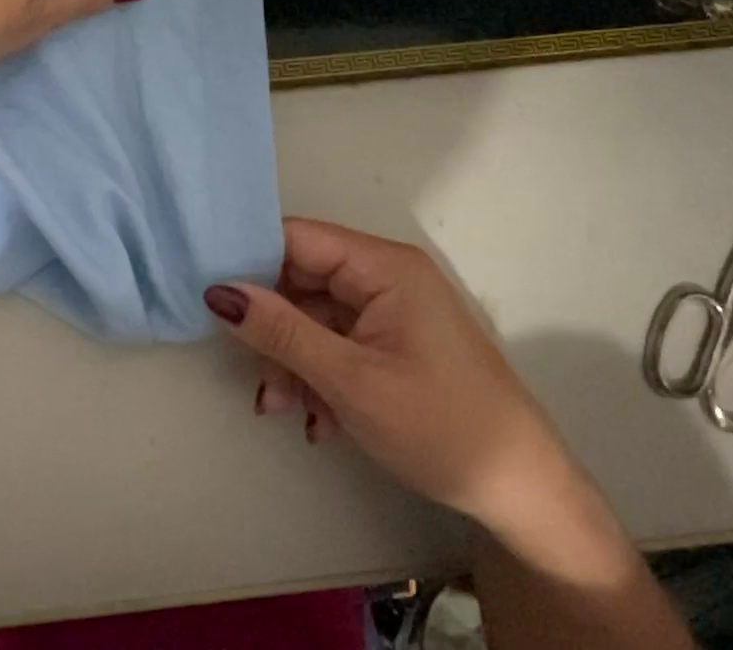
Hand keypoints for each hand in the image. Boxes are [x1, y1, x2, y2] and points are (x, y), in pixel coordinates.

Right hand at [204, 219, 580, 535]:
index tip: (208, 296)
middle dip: (271, 328)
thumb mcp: (349, 380)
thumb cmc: (441, 426)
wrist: (523, 494)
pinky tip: (317, 419)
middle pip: (300, 280)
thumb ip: (280, 331)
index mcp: (385, 267)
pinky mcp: (392, 344)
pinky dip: (316, 376)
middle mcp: (386, 278)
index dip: (248, 260)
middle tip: (255, 377)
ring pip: (311, 318)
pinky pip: (334, 343)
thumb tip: (217, 292)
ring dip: (290, 362)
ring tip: (286, 410)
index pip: (296, 238)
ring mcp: (390, 312)